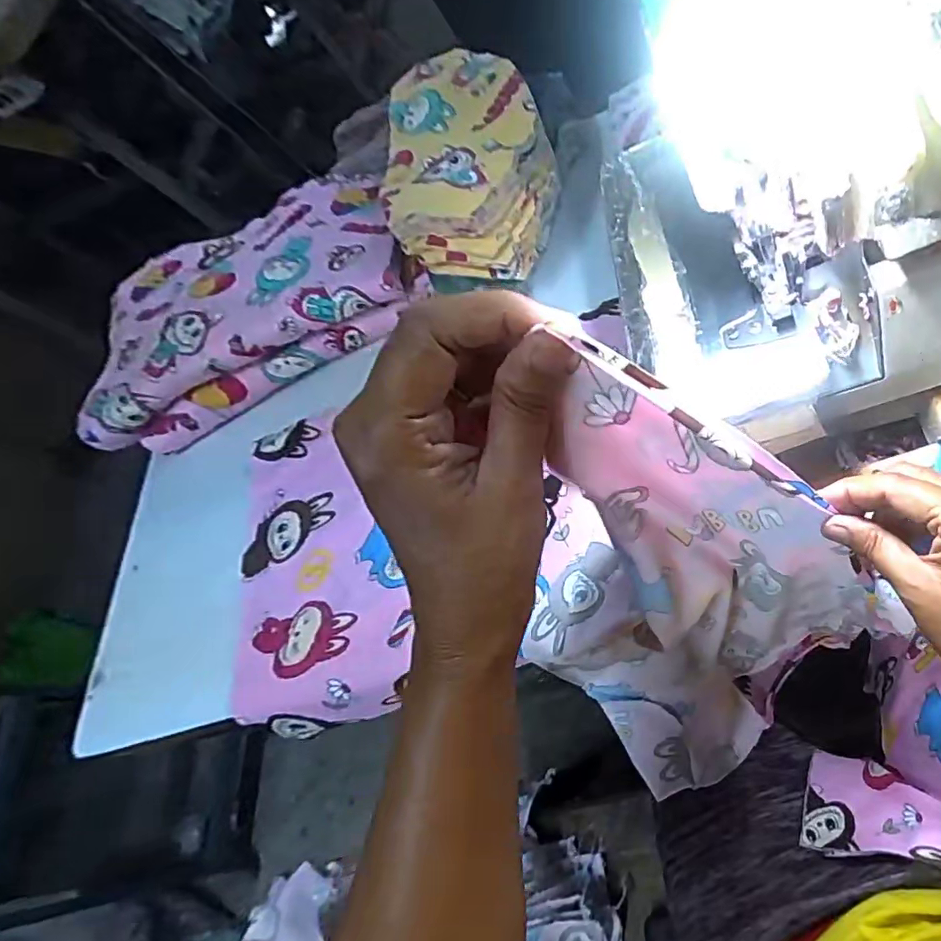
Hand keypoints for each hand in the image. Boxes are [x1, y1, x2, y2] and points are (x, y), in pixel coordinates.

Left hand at [334, 292, 578, 670]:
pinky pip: (456, 387)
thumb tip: (555, 337)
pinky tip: (537, 389)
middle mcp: (374, 414)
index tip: (557, 330)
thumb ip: (526, 404)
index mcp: (384, 427)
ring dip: (504, 353)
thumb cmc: (488, 569)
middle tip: (566, 343)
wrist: (468, 624)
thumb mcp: (512, 484)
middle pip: (433, 336)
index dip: (493, 317)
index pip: (427, 333)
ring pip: (447, 356)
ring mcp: (393, 424)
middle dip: (501, 330)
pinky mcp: (417, 436)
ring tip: (560, 363)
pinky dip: (499, 381)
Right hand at [819, 462, 940, 703]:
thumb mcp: (915, 587)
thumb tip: (832, 523)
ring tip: (852, 524)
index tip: (818, 501)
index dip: (853, 491)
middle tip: (832, 512)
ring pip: (926, 489)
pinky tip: (883, 532)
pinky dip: (910, 516)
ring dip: (888, 503)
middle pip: (912, 477)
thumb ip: (873, 545)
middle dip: (869, 492)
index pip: (898, 485)